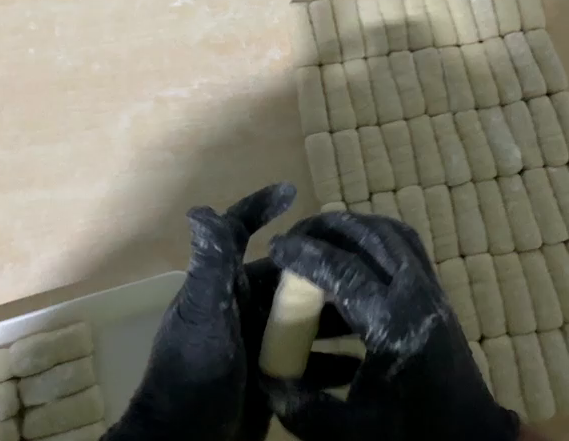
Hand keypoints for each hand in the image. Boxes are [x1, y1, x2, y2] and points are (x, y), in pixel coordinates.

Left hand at [105, 182, 353, 440]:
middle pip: (287, 275)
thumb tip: (200, 209)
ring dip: (336, 313)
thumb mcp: (204, 312)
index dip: (260, 208)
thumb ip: (210, 264)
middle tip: (362, 259)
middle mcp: (243, 305)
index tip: (291, 192)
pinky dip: (335, 359)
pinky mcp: (274, 377)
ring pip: (306, 317)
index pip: (239, 233)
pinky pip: (311, 361)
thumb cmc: (192, 369)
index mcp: (223, 284)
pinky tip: (365, 359)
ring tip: (376, 308)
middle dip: (320, 265)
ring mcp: (259, 342)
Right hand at [263, 212, 518, 440]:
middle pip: (369, 236)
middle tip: (294, 235)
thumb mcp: (350, 434)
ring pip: (390, 233)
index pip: (343, 270)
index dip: (304, 254)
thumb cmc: (410, 438)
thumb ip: (302, 405)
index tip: (275, 245)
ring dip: (353, 228)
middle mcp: (417, 295)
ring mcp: (433, 289)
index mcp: (394, 326)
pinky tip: (352, 254)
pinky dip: (375, 238)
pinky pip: (405, 246)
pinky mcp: (438, 292)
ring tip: (319, 238)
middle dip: (327, 229)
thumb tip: (263, 375)